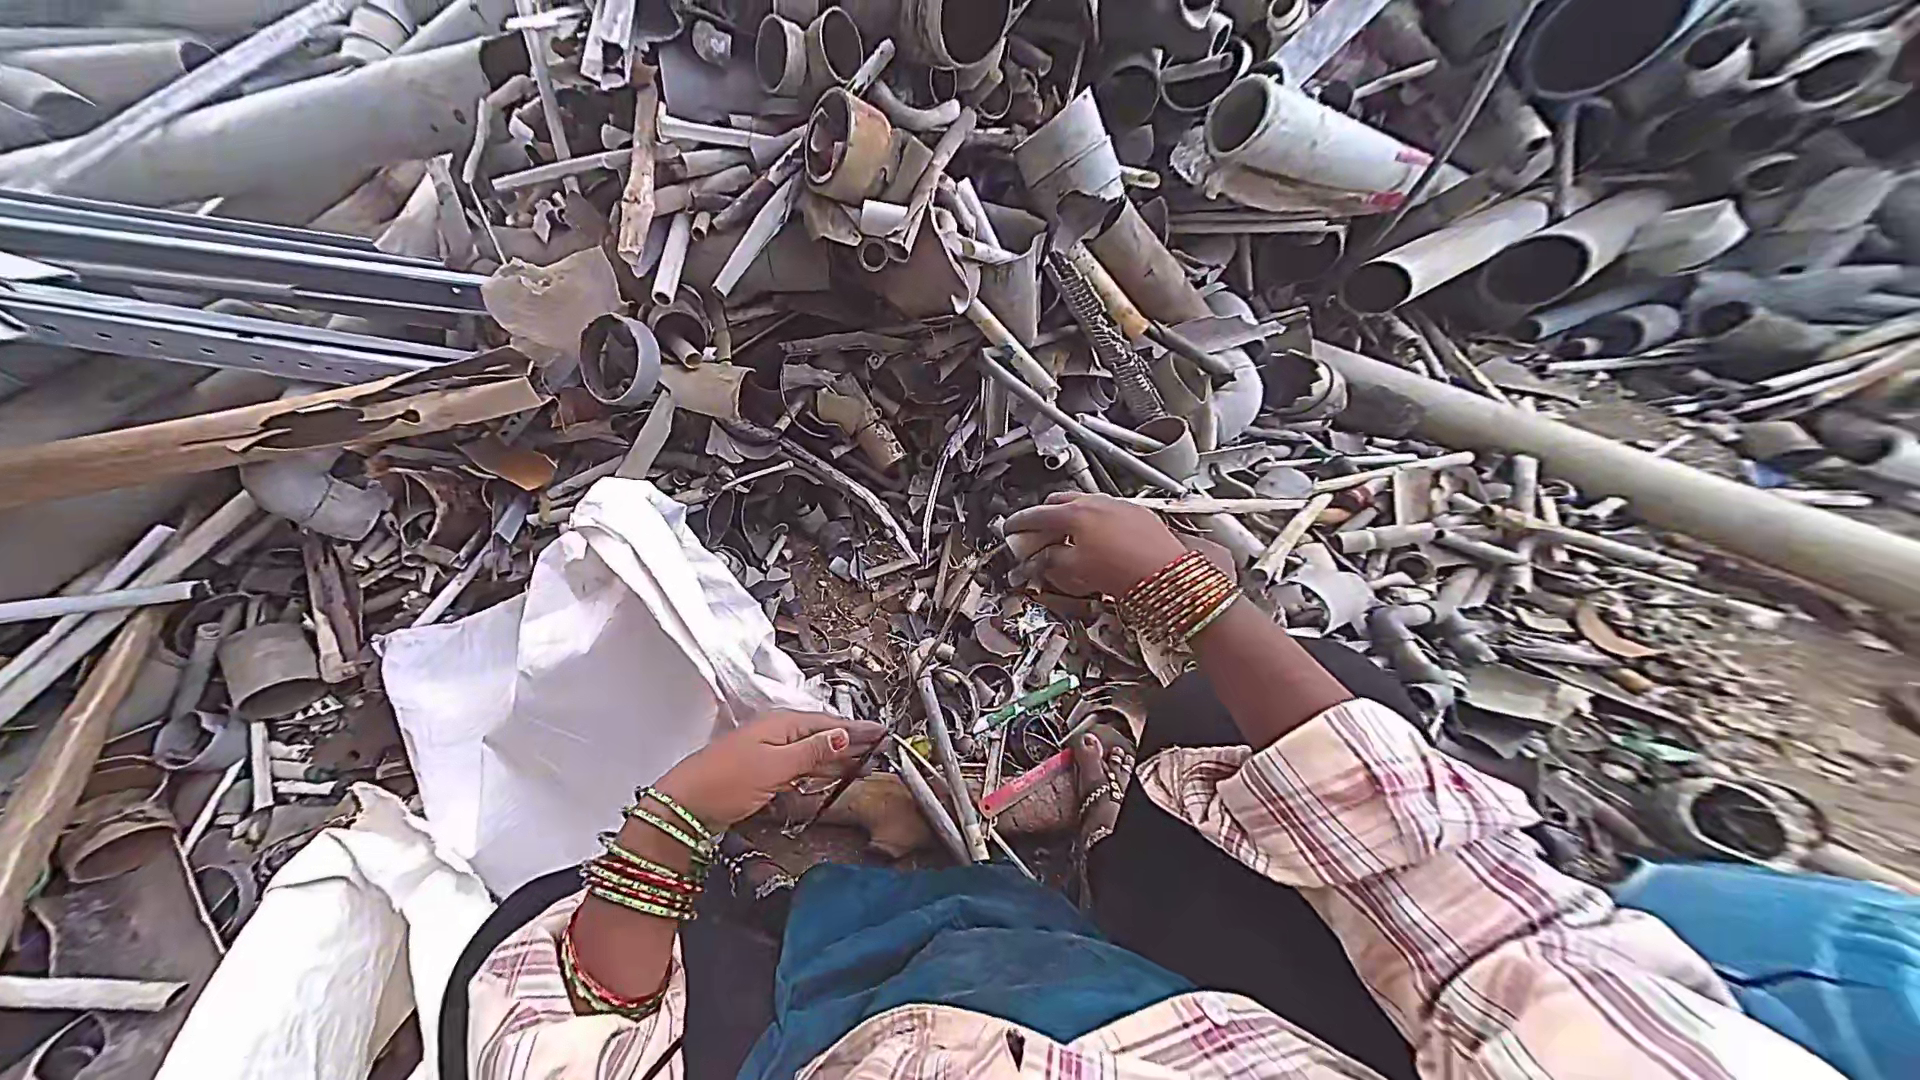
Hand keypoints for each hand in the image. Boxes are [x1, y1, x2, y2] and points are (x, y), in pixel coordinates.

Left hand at [654, 710, 883, 829]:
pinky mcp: (763, 771)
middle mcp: (777, 732)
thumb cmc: (726, 782)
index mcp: (782, 724)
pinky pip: (801, 764)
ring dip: (838, 755)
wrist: (683, 806)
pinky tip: (829, 771)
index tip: (881, 733)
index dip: (857, 730)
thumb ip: (812, 751)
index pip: (829, 725)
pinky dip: (819, 767)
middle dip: (851, 740)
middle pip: (823, 734)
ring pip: (812, 750)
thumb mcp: (775, 766)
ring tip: (862, 759)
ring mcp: (769, 751)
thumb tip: (843, 736)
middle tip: (879, 746)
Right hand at [1003, 492, 1187, 597]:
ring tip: (1066, 538)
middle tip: (1036, 534)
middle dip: (1044, 516)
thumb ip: (1050, 561)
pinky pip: (1106, 511)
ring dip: (1070, 517)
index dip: (1019, 523)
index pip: (1036, 515)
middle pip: (1059, 502)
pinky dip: (1093, 521)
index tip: (1011, 529)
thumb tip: (1039, 560)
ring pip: (1085, 504)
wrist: (1165, 572)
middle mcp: (1096, 502)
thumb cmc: (1123, 570)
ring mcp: (1118, 505)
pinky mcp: (1137, 513)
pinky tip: (1096, 540)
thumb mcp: (1075, 570)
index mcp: (1074, 513)